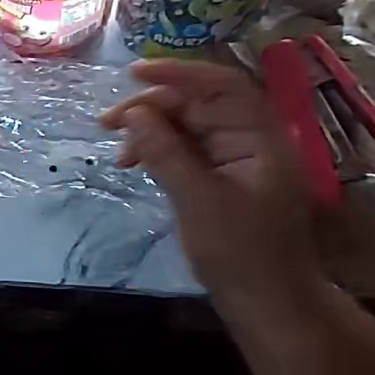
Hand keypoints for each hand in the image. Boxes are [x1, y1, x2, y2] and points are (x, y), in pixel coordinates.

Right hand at [101, 59, 320, 299]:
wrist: (268, 301)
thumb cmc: (240, 251)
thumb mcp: (197, 199)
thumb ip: (165, 152)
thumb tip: (132, 113)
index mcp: (260, 138)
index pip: (221, 87)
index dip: (177, 73)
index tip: (131, 74)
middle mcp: (250, 140)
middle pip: (198, 105)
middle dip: (152, 107)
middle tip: (106, 124)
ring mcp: (236, 160)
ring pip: (188, 127)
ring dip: (150, 131)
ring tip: (118, 152)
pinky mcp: (221, 178)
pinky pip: (186, 150)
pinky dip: (158, 150)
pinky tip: (135, 162)